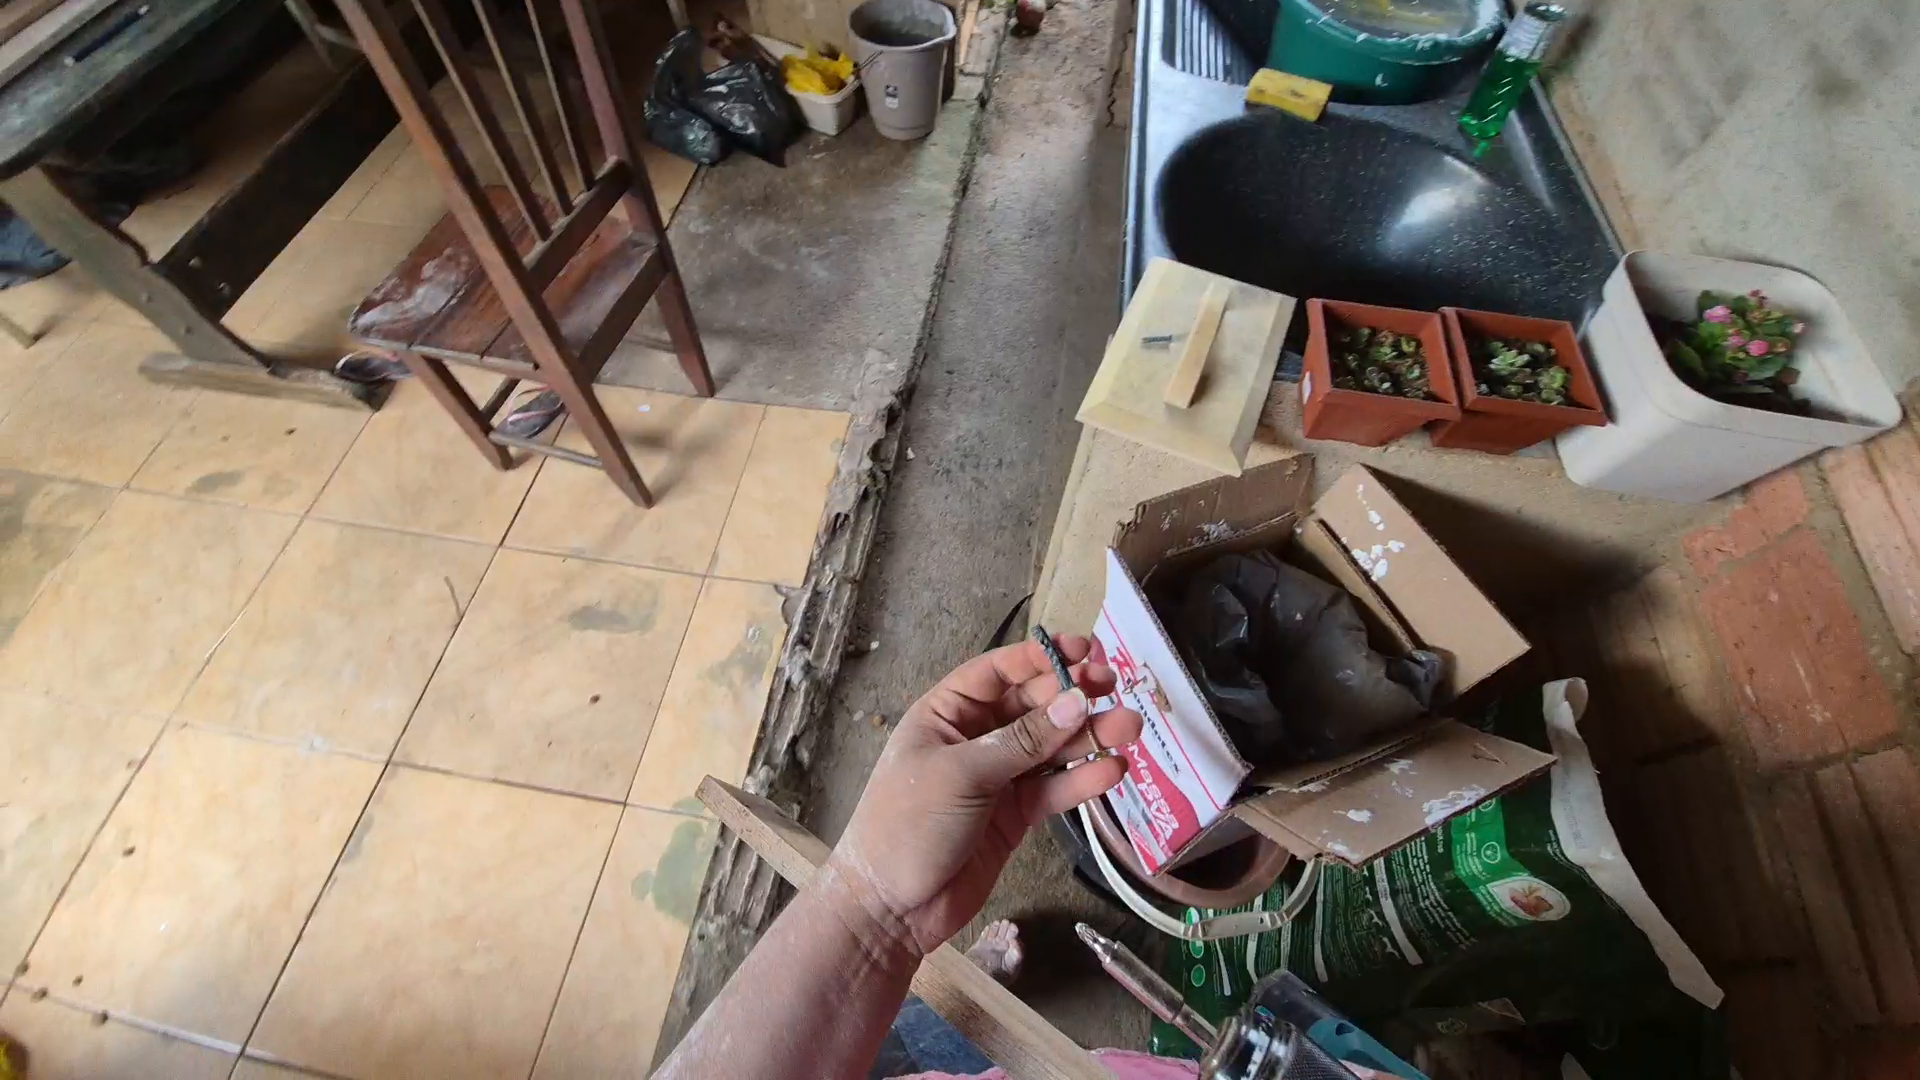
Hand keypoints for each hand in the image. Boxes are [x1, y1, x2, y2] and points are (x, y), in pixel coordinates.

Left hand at [821, 635, 1143, 958]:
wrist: (891, 909)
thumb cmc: (909, 823)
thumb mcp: (963, 774)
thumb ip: (1022, 741)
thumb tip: (1077, 702)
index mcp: (948, 712)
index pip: (998, 672)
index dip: (1039, 657)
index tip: (1083, 649)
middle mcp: (976, 736)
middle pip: (1032, 705)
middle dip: (1071, 694)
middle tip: (1112, 685)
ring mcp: (999, 775)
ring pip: (1050, 746)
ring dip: (1088, 735)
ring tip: (1129, 726)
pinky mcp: (1018, 813)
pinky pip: (1054, 787)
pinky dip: (1082, 779)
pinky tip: (1114, 770)